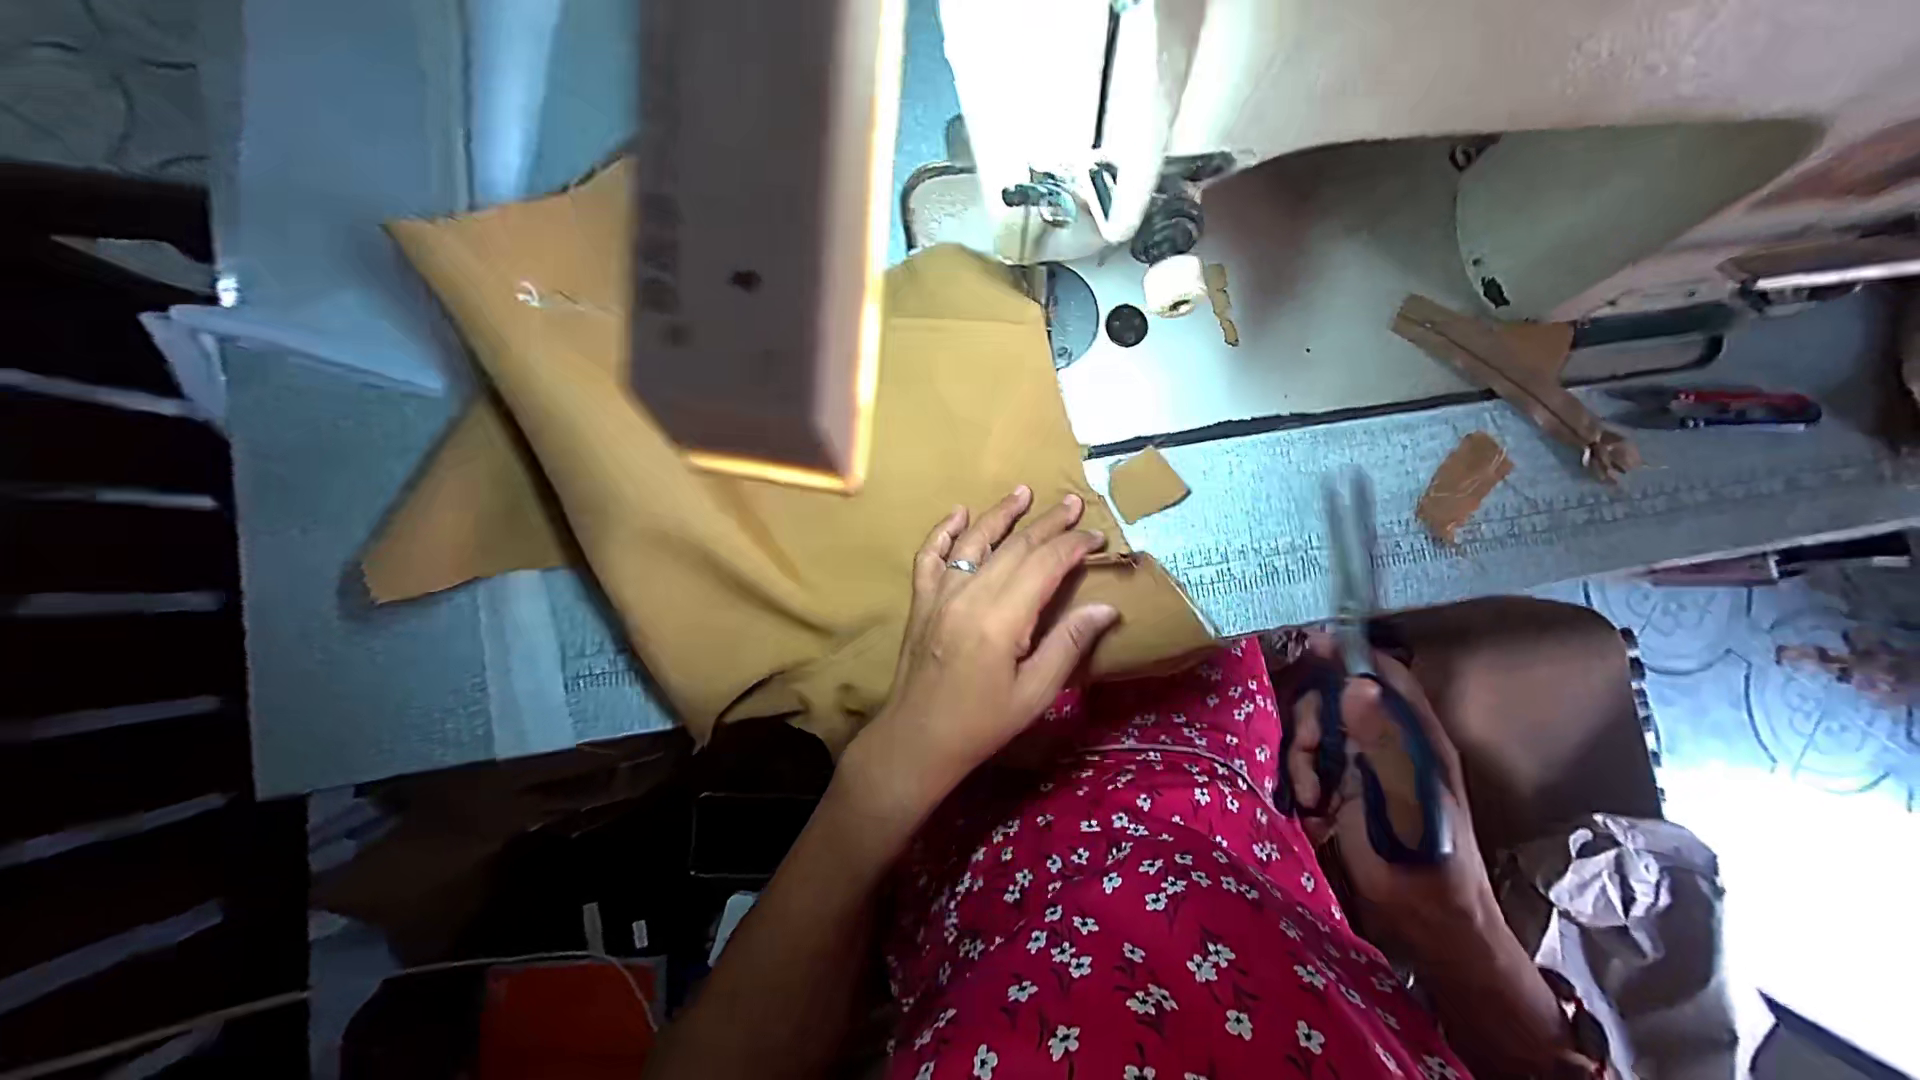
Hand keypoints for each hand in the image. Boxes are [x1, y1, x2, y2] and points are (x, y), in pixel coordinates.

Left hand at [848, 486, 1120, 812]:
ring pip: (974, 541)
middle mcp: (969, 596)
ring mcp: (939, 595)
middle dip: (1047, 523)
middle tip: (1072, 503)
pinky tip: (958, 513)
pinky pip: (930, 556)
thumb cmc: (983, 723)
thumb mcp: (1036, 693)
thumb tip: (1106, 607)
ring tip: (1023, 492)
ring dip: (1000, 514)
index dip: (1073, 545)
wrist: (918, 738)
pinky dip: (944, 531)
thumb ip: (1068, 643)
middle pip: (1014, 546)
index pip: (1044, 564)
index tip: (1096, 535)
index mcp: (1001, 619)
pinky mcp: (921, 601)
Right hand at [1278, 634, 1501, 959]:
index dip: (1350, 652)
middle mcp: (1386, 739)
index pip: (1383, 671)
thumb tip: (1355, 682)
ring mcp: (1362, 763)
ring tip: (1310, 793)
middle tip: (1307, 746)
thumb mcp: (1404, 795)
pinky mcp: (1340, 786)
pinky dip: (1300, 777)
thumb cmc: (1424, 856)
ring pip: (1315, 729)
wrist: (1420, 918)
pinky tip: (1310, 806)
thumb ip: (1380, 738)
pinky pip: (1307, 762)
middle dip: (1311, 716)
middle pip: (1335, 697)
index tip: (1311, 644)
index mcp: (1414, 733)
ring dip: (1301, 753)